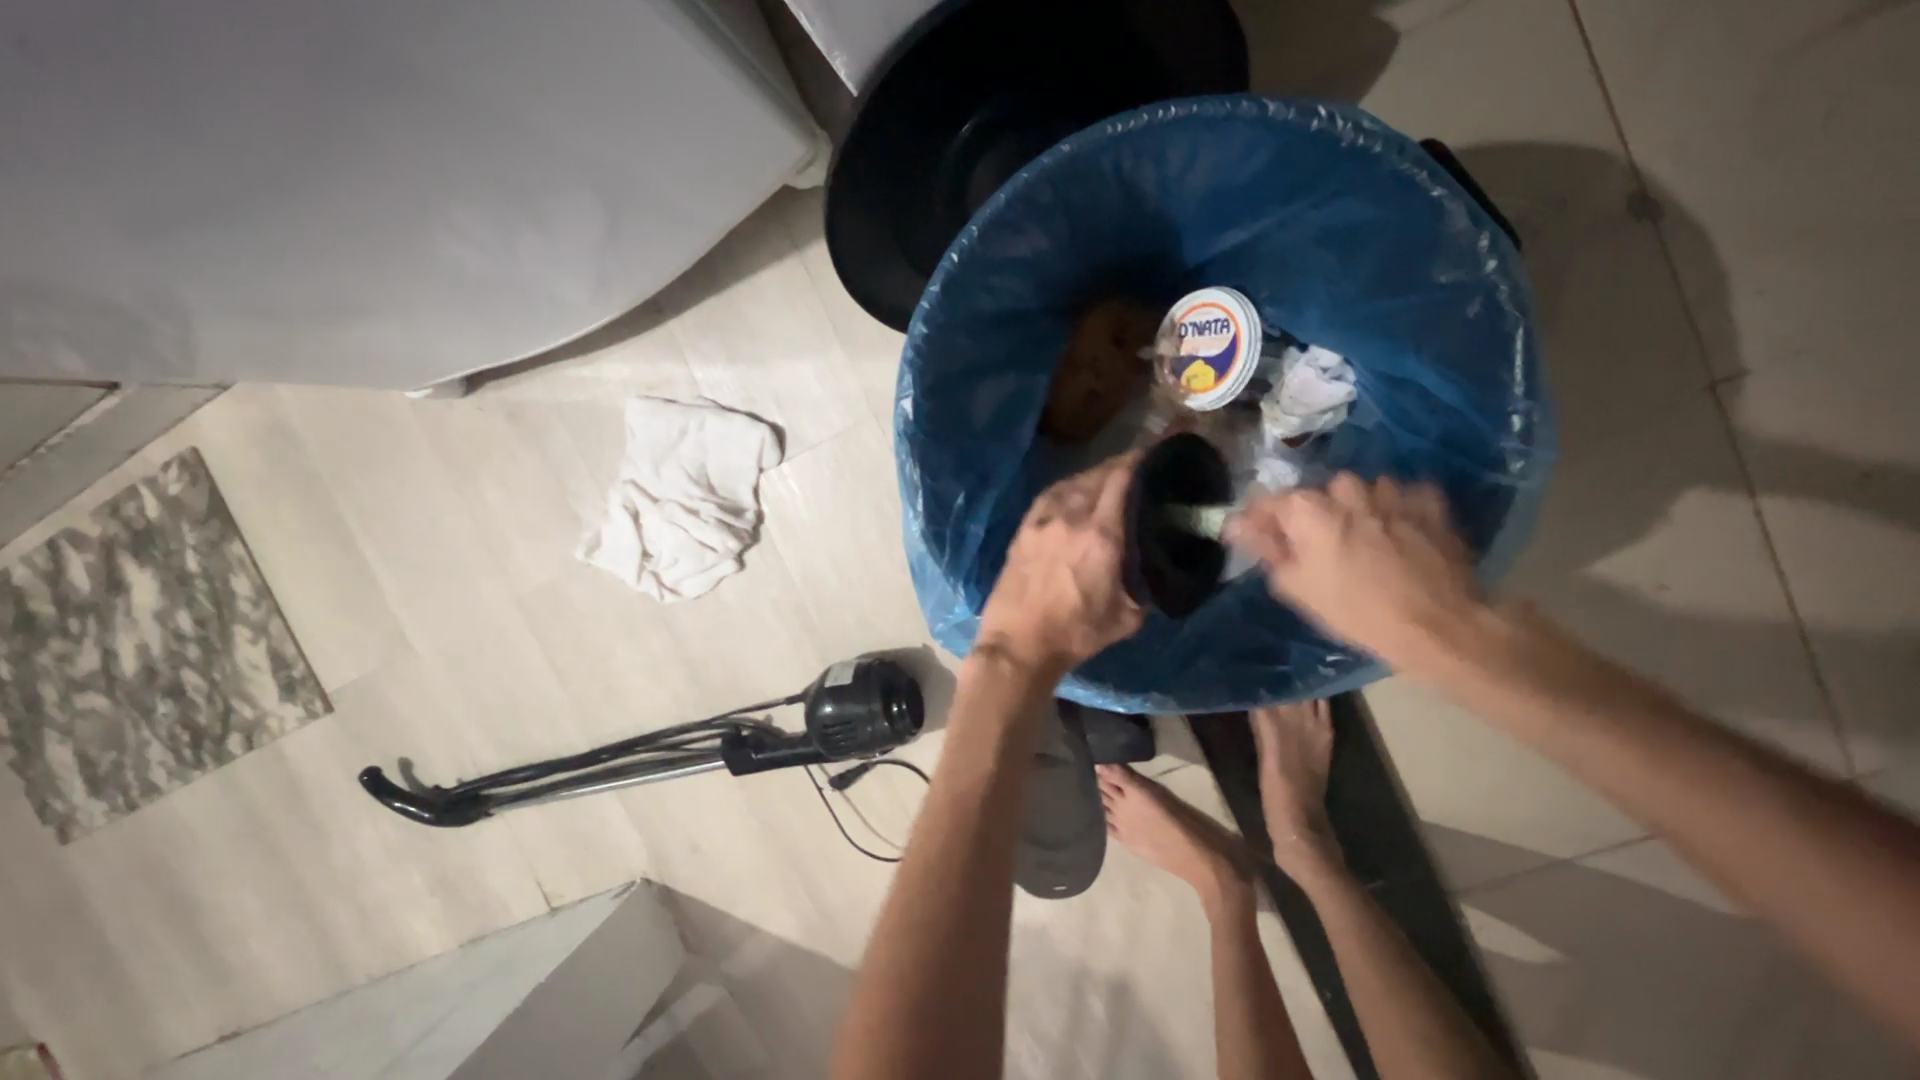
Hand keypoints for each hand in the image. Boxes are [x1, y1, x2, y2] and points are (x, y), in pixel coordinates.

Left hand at [976, 452, 1145, 674]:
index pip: (1123, 479)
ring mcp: (1043, 519)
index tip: (1158, 454)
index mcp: (1102, 535)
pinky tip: (1078, 492)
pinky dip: (1070, 486)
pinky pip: (1052, 493)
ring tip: (1113, 478)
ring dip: (1097, 474)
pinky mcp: (1024, 528)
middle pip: (1100, 474)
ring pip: (1074, 480)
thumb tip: (1157, 563)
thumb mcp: (1128, 617)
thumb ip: (1146, 583)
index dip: (1142, 460)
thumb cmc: (1077, 634)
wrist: (1019, 644)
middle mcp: (1071, 517)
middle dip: (1123, 465)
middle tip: (1141, 466)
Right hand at [1224, 473, 1484, 669]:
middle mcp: (1346, 489)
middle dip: (1317, 516)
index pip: (1269, 501)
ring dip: (1360, 512)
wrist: (1438, 624)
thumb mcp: (1297, 587)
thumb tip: (1237, 525)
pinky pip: (1403, 497)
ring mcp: (1392, 491)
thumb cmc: (1356, 612)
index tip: (1258, 537)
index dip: (1261, 520)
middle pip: (1319, 495)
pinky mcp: (1430, 501)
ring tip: (1367, 545)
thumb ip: (1265, 548)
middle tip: (1322, 551)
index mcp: (1308, 509)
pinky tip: (1402, 538)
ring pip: (1363, 492)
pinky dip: (1398, 512)